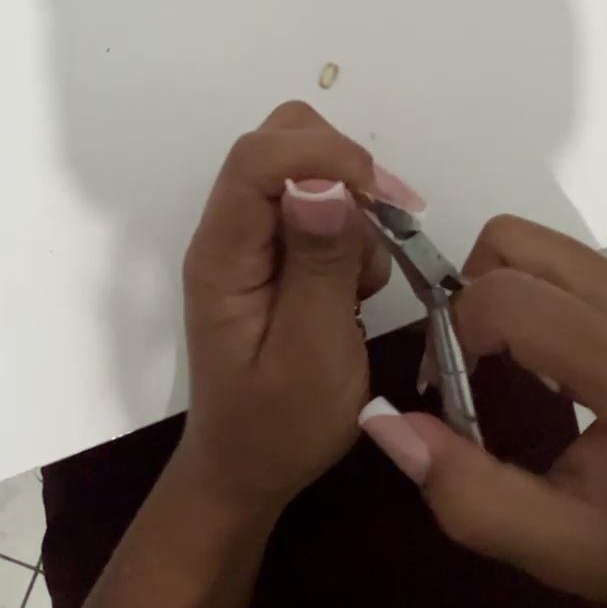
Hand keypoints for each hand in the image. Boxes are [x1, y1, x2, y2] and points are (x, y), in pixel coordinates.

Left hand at [174, 102, 404, 513]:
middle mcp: (228, 233)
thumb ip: (319, 267)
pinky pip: (317, 204)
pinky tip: (353, 288)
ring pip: (303, 165)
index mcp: (221, 256)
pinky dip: (349, 230)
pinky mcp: (273, 251)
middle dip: (341, 165)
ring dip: (351, 204)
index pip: (254, 160)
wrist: (246, 467)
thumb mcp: (311, 357)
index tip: (380, 197)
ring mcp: (249, 239)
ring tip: (362, 281)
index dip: (322, 155)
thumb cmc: (277, 427)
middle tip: (385, 223)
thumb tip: (323, 185)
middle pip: (277, 140)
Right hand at [358, 215, 606, 607]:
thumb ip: (466, 493)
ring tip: (507, 362)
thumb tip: (382, 420)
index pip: (510, 298)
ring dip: (496, 290)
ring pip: (533, 243)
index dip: (454, 333)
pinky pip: (563, 261)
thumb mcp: (560, 549)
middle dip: (467, 295)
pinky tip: (549, 359)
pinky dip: (531, 293)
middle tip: (468, 366)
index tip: (448, 391)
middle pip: (512, 243)